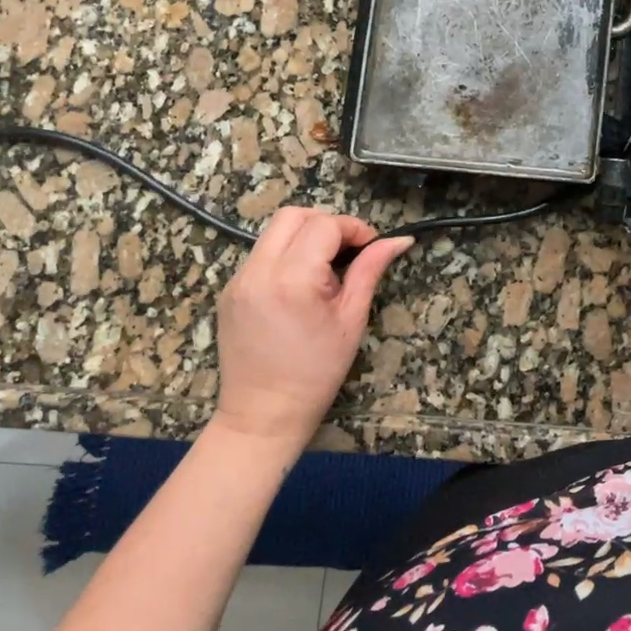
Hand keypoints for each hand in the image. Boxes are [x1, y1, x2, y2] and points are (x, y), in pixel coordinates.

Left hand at [212, 209, 412, 448]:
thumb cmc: (316, 372)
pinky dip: (286, 255)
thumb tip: (400, 239)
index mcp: (292, 280)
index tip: (370, 247)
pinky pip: (261, 254)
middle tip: (347, 252)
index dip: (354, 229)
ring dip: (304, 237)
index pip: (325, 225)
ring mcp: (238, 280)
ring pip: (274, 231)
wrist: (263, 414)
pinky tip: (300, 287)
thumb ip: (370, 270)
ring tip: (323, 272)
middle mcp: (258, 272)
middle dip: (326, 224)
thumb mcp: (351, 319)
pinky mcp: (230, 291)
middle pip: (293, 215)